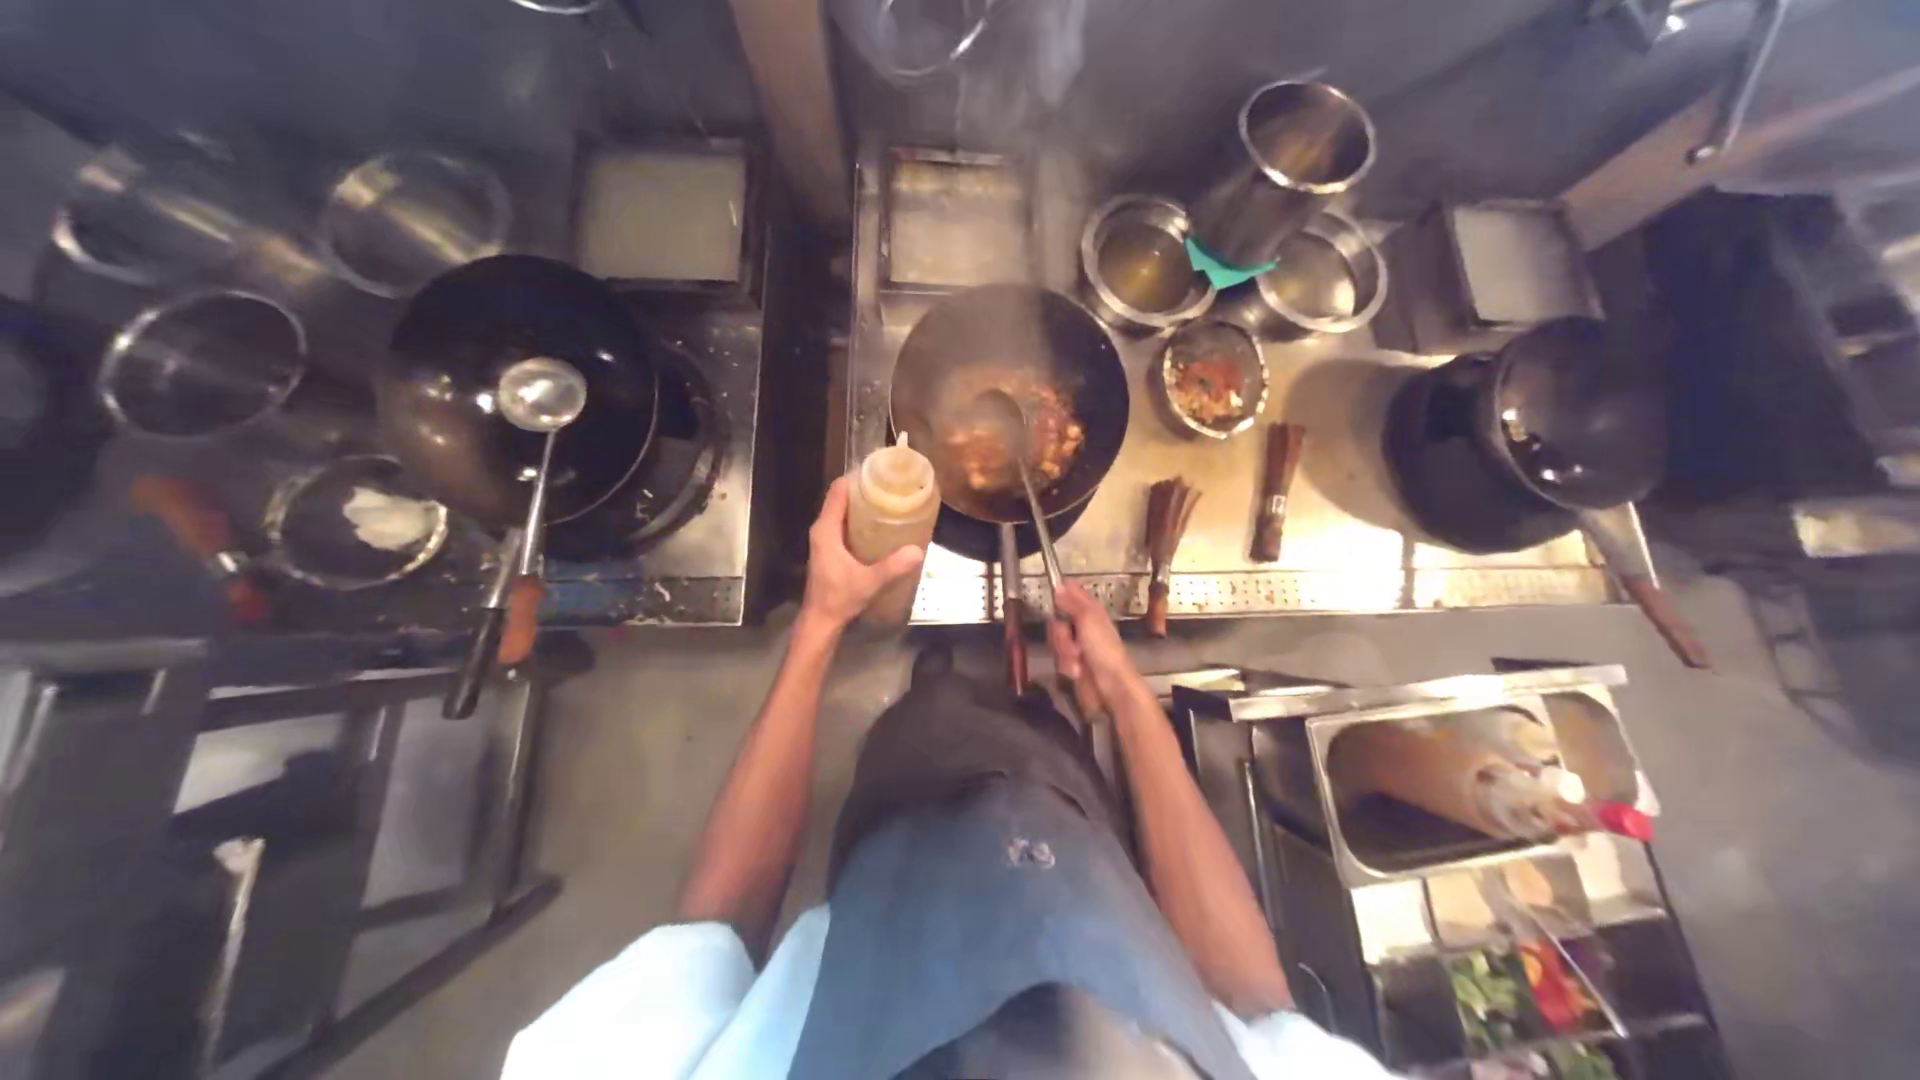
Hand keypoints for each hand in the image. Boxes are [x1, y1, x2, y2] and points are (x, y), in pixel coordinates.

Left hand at [799, 476, 925, 630]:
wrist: (821, 621)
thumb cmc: (839, 598)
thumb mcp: (869, 582)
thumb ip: (892, 567)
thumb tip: (918, 550)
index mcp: (826, 530)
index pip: (838, 491)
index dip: (857, 478)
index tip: (880, 472)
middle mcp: (823, 530)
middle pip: (842, 498)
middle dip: (865, 490)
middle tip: (893, 487)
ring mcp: (825, 540)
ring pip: (844, 512)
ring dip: (863, 505)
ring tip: (891, 501)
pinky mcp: (830, 550)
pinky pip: (845, 524)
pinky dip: (861, 519)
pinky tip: (881, 525)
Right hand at [1047, 583, 1145, 705]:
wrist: (1110, 686)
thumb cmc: (1103, 649)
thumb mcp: (1088, 619)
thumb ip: (1072, 602)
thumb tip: (1059, 585)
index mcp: (1091, 611)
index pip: (1072, 594)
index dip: (1060, 594)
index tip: (1051, 599)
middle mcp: (1083, 626)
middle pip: (1057, 620)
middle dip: (1059, 634)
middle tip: (1069, 640)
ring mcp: (1077, 645)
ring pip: (1056, 640)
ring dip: (1064, 653)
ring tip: (1076, 663)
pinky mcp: (1072, 663)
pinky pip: (1058, 658)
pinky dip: (1066, 665)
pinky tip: (1076, 672)